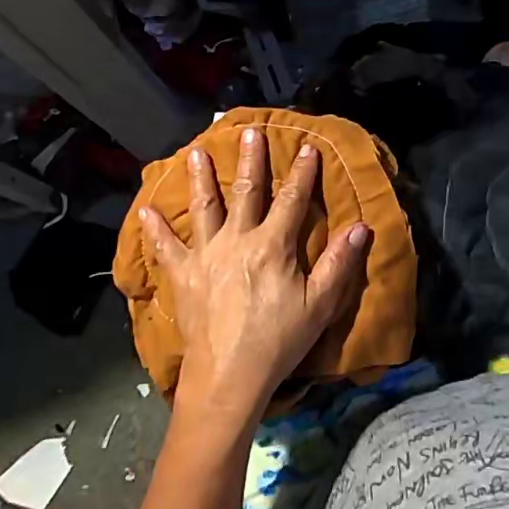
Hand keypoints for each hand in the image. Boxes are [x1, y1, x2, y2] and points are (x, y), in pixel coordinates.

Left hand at [139, 128, 370, 431]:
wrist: (228, 376)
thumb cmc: (279, 341)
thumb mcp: (319, 305)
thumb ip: (340, 264)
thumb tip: (361, 227)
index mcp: (273, 246)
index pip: (292, 200)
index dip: (302, 173)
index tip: (308, 147)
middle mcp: (238, 241)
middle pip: (246, 193)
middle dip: (251, 160)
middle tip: (250, 132)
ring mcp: (206, 256)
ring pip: (205, 208)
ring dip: (202, 179)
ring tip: (196, 152)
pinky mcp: (184, 276)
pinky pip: (167, 248)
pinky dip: (156, 230)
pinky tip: (147, 211)